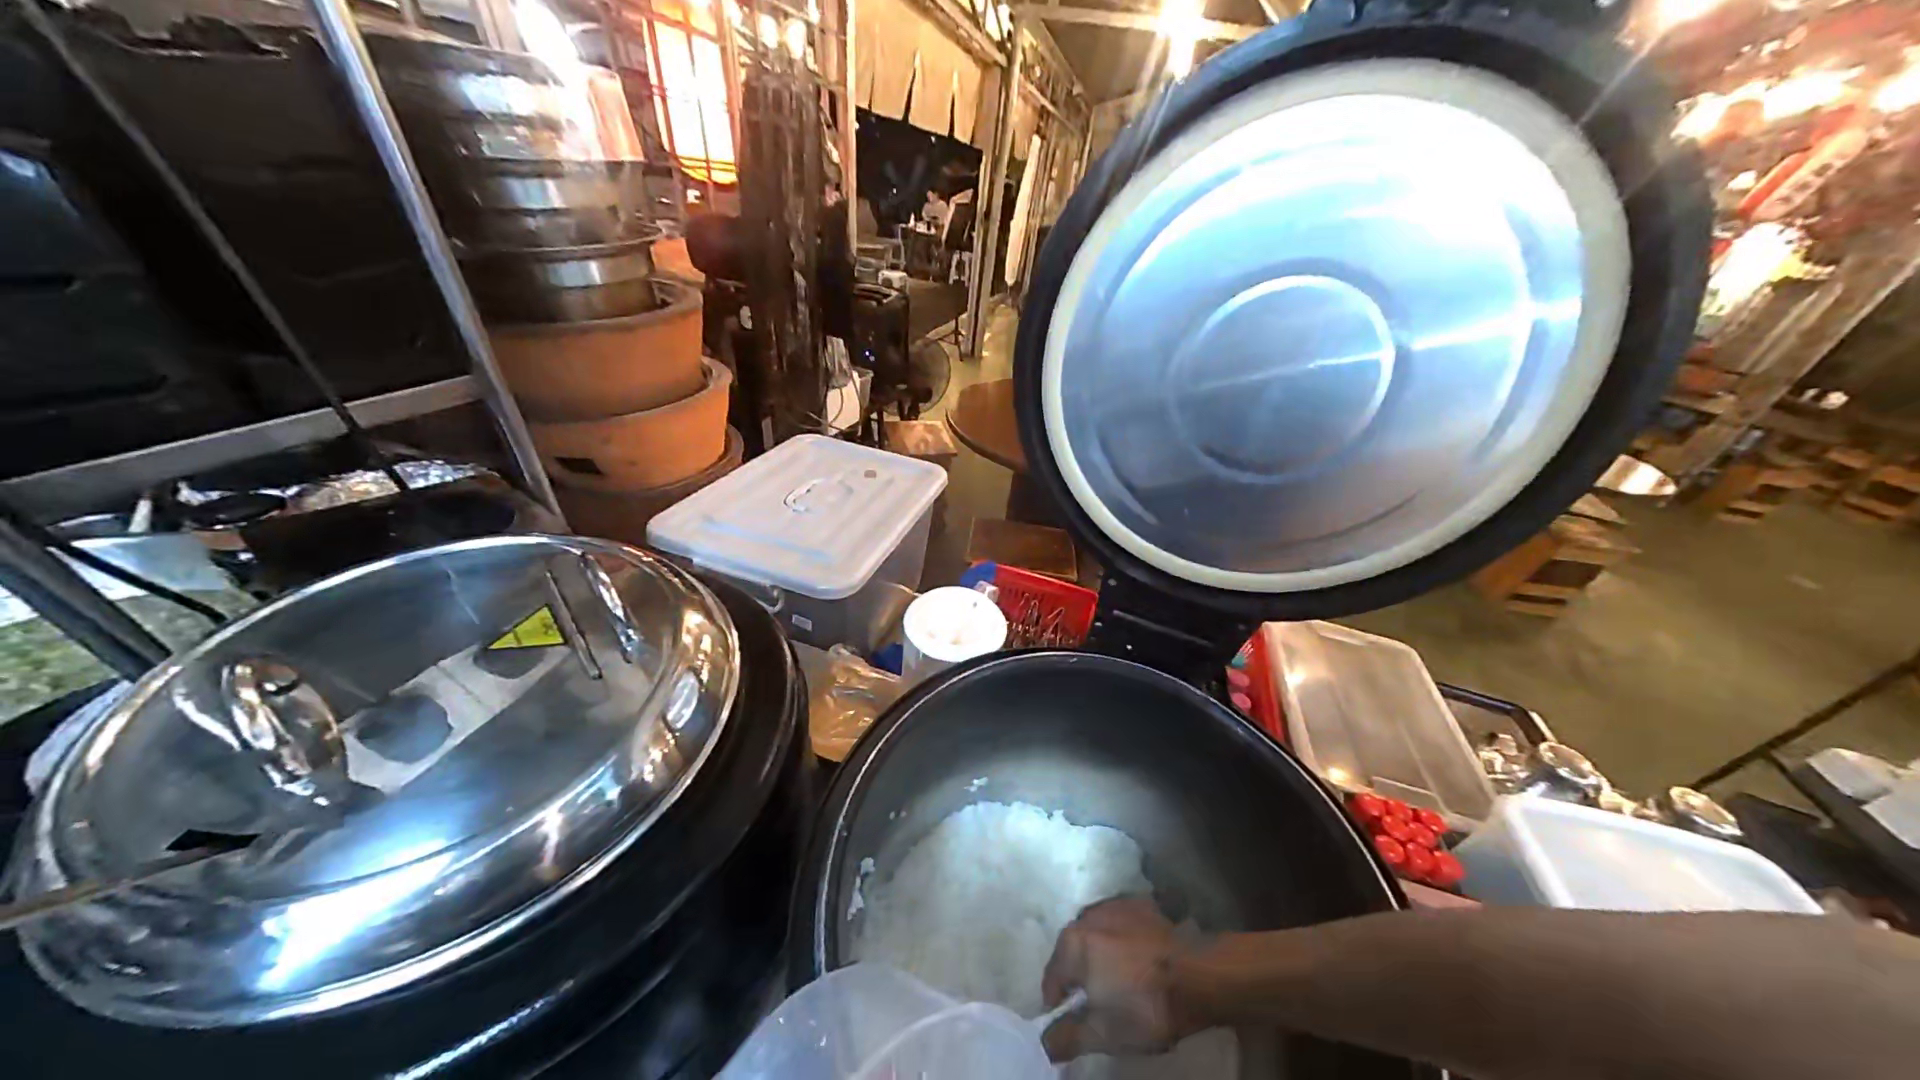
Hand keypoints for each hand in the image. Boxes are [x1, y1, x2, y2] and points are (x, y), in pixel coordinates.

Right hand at [1039, 895, 1195, 1060]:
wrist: (1199, 974)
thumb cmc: (1145, 1006)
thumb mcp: (1103, 1035)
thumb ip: (1065, 1038)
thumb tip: (1044, 1041)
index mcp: (1070, 944)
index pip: (1052, 981)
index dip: (1062, 1008)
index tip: (1082, 1025)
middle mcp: (1085, 916)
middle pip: (1073, 956)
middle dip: (1084, 980)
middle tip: (1107, 1007)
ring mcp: (1113, 905)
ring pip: (1097, 939)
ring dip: (1103, 958)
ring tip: (1128, 983)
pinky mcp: (1139, 904)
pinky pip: (1121, 927)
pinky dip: (1124, 942)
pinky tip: (1143, 961)